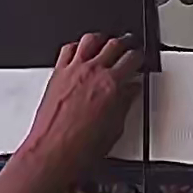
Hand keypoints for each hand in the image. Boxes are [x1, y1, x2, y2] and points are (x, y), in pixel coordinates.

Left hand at [13, 33, 141, 188]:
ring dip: (101, 39)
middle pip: (114, 44)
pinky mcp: (58, 73)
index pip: (132, 59)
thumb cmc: (80, 147)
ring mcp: (74, 70)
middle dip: (125, 42)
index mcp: (112, 84)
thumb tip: (130, 92)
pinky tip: (80, 50)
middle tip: (129, 44)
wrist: (52, 153)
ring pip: (90, 40)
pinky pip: (68, 49)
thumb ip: (125, 103)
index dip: (139, 56)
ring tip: (106, 41)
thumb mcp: (115, 128)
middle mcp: (93, 72)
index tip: (140, 58)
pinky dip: (77, 46)